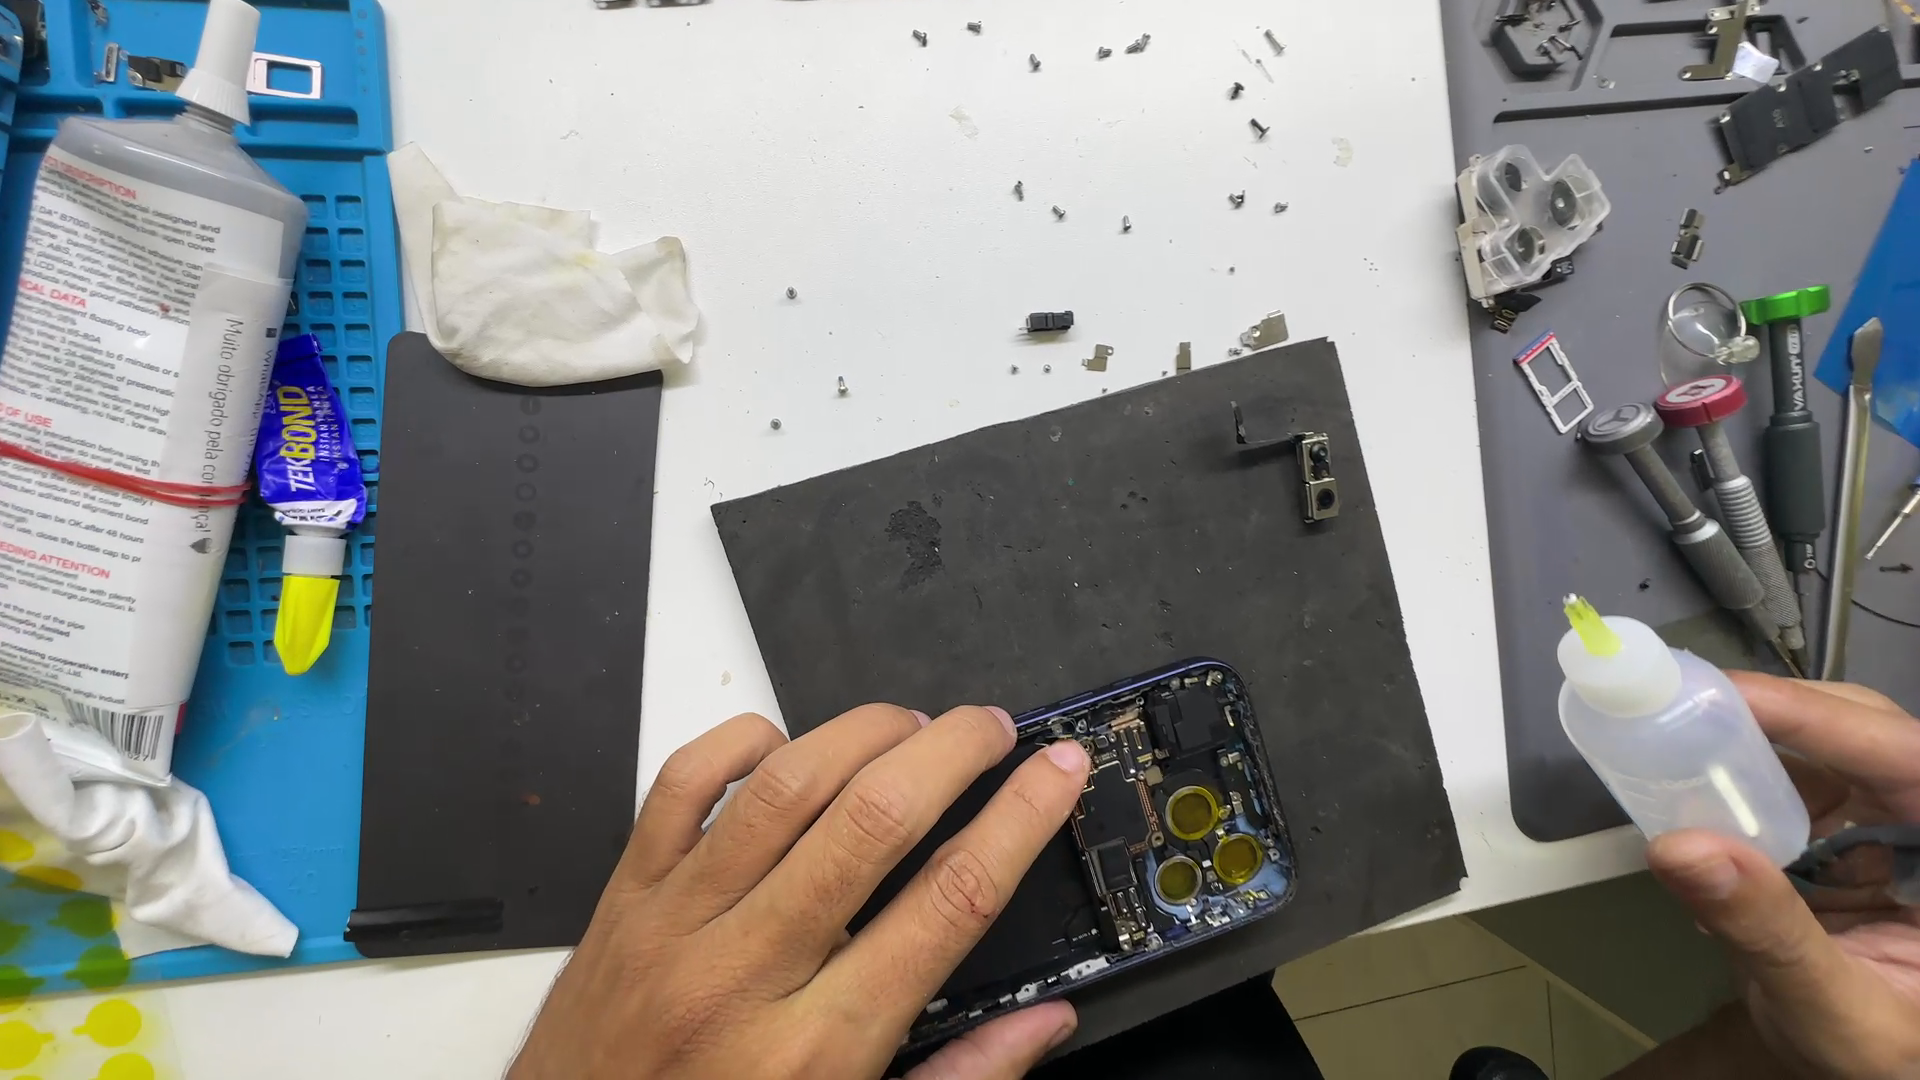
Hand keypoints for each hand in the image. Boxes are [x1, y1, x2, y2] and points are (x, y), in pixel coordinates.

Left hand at [508, 702, 1091, 1079]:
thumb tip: (1051, 1019)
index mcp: (818, 1050)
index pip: (948, 902)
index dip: (1019, 820)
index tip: (1059, 767)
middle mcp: (747, 970)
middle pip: (870, 821)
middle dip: (950, 752)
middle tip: (991, 726)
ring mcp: (676, 921)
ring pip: (784, 786)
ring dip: (864, 733)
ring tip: (913, 724)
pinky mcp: (625, 893)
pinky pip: (683, 783)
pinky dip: (743, 739)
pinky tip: (790, 742)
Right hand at [1643, 673, 1919, 1077]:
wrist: (1881, 1077)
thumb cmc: (1887, 1063)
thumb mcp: (1839, 1016)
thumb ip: (1769, 934)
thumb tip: (1678, 846)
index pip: (1916, 763)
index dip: (1823, 719)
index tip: (1723, 697)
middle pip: (1876, 733)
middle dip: (1779, 711)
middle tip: (1679, 709)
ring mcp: (1906, 827)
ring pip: (1833, 741)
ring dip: (1749, 733)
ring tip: (1672, 737)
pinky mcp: (1858, 829)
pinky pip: (1798, 774)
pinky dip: (1736, 767)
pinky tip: (1693, 783)